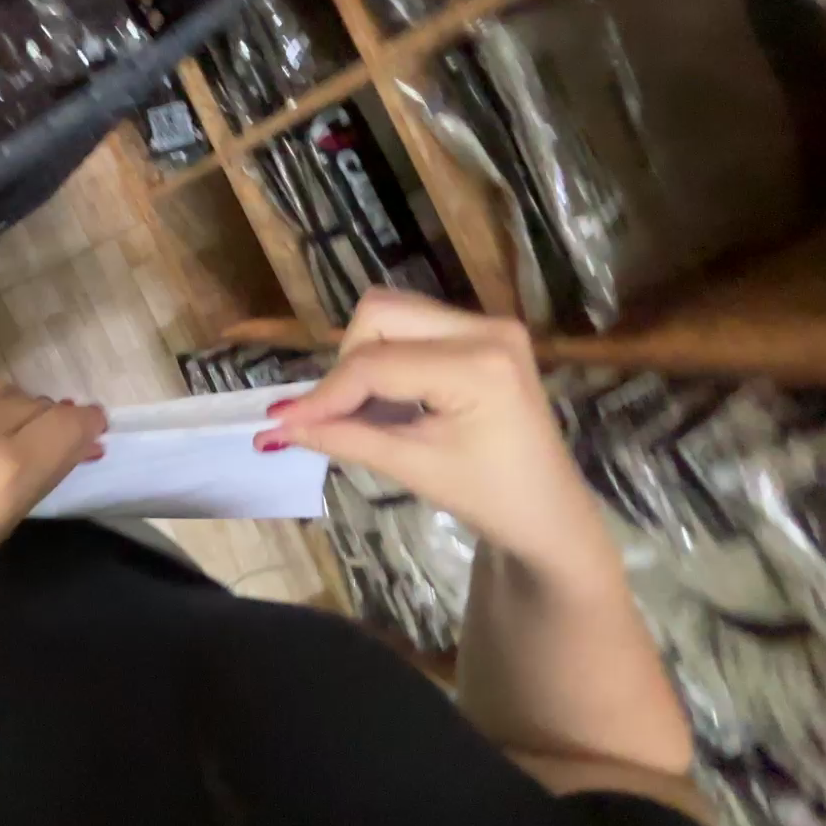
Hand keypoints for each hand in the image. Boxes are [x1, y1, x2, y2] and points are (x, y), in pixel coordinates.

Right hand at [257, 290, 607, 573]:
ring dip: (361, 355)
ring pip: (388, 311)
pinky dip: (381, 354)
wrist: (551, 514)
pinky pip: (407, 324)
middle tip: (338, 411)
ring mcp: (486, 325)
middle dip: (346, 363)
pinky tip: (386, 396)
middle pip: (378, 314)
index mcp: (479, 366)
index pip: (373, 364)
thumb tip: (275, 426)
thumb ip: (340, 437)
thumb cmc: (490, 497)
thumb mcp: (410, 467)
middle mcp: (485, 328)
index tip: (283, 421)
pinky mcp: (479, 331)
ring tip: (363, 405)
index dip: (324, 393)